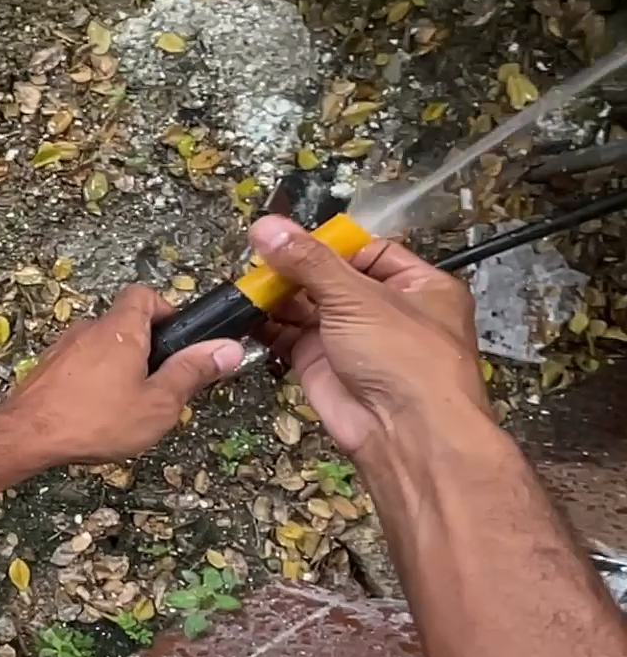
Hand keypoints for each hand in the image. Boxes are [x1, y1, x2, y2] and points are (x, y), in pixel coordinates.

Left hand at [0, 285, 242, 463]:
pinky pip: (81, 363)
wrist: (26, 436)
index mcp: (118, 329)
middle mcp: (87, 330)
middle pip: (125, 323)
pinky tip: (99, 409)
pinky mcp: (47, 368)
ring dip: (121, 365)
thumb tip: (227, 348)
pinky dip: (96, 378)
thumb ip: (192, 372)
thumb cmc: (95, 419)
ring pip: (102, 346)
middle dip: (148, 347)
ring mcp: (62, 348)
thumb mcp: (158, 402)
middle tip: (162, 382)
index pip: (143, 295)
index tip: (181, 340)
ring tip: (131, 402)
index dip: (167, 310)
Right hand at [249, 215, 486, 459]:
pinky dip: (261, 324)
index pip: (364, 250)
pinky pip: (283, 332)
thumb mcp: (357, 298)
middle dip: (289, 271)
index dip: (325, 244)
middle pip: (324, 276)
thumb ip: (307, 262)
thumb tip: (269, 228)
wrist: (400, 428)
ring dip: (272, 296)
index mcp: (414, 285)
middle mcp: (380, 307)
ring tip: (244, 288)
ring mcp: (346, 333)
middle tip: (255, 262)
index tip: (285, 238)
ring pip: (300, 304)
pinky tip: (242, 313)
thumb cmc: (408, 361)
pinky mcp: (316, 357)